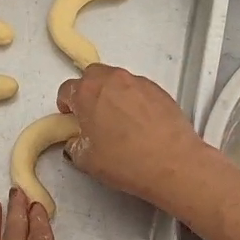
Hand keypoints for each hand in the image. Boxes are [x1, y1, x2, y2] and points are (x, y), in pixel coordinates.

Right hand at [56, 63, 220, 208]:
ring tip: (118, 121)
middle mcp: (111, 80)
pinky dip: (134, 100)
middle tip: (92, 115)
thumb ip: (74, 145)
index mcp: (86, 93)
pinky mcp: (159, 90)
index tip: (70, 118)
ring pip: (117, 81)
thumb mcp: (86, 160)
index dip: (66, 105)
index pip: (66, 90)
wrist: (173, 164)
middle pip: (92, 76)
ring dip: (112, 94)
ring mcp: (137, 82)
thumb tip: (77, 141)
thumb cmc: (126, 161)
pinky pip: (139, 89)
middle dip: (88, 92)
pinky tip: (139, 123)